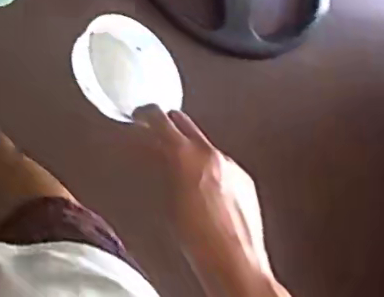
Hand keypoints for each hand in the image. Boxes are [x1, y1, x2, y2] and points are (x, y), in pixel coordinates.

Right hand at [132, 107, 274, 277]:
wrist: (237, 268)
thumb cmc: (197, 243)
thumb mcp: (164, 198)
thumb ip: (157, 166)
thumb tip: (151, 152)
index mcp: (184, 153)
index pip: (158, 116)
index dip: (145, 114)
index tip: (139, 118)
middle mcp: (208, 152)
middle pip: (181, 120)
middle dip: (167, 125)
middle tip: (156, 136)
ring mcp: (229, 165)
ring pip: (202, 142)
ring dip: (189, 148)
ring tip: (181, 171)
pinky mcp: (245, 180)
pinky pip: (221, 163)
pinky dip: (210, 168)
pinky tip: (206, 191)